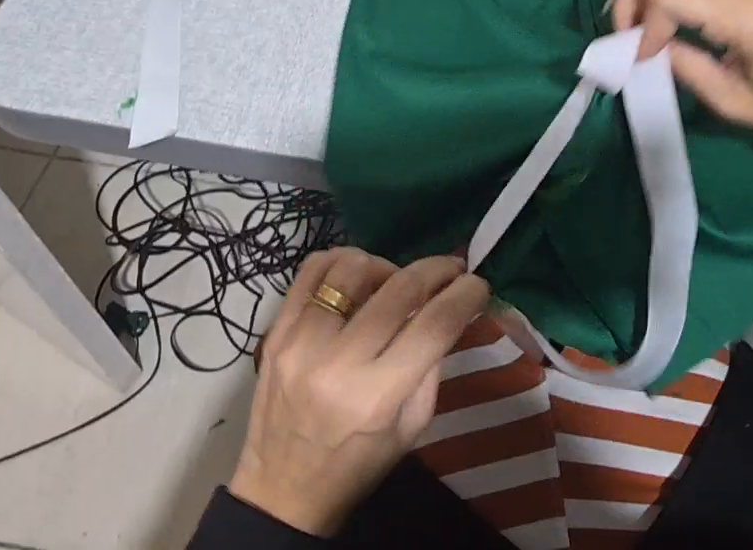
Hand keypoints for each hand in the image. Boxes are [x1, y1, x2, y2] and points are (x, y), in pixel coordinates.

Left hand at [229, 248, 490, 535]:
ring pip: (354, 267)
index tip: (477, 284)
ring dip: (386, 267)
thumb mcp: (412, 426)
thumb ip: (430, 362)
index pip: (434, 325)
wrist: (282, 489)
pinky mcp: (276, 331)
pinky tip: (356, 279)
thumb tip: (448, 305)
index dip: (464, 295)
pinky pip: (312, 269)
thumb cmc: (357, 462)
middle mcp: (337, 364)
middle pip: (399, 289)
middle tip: (450, 270)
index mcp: (377, 397)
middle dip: (436, 271)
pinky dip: (342, 262)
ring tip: (391, 285)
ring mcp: (299, 342)